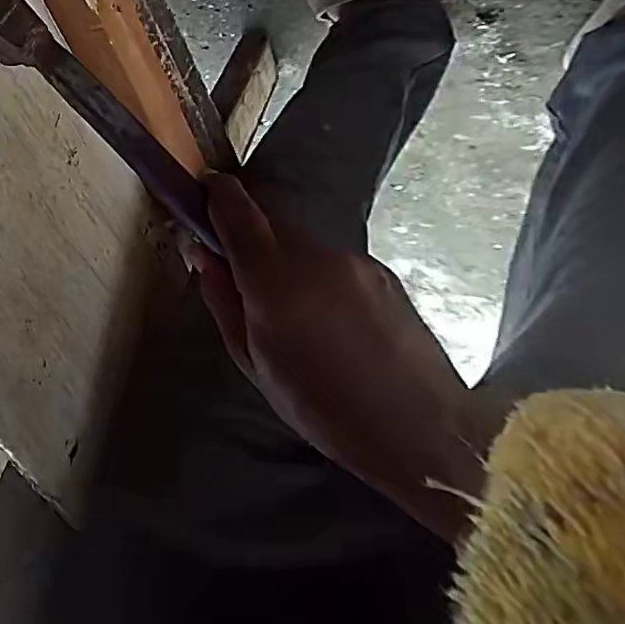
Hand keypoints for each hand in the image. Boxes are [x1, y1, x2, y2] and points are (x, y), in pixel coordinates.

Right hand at [186, 174, 503, 541]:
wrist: (421, 431)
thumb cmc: (319, 406)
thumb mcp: (251, 361)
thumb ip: (222, 300)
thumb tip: (204, 256)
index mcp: (273, 278)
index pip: (237, 210)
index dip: (216, 194)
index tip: (203, 192)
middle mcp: (314, 255)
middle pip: (269, 222)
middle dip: (249, 237)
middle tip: (242, 277)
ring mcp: (353, 261)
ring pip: (302, 242)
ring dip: (284, 258)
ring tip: (292, 310)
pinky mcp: (382, 272)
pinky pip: (332, 260)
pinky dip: (317, 273)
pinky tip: (329, 318)